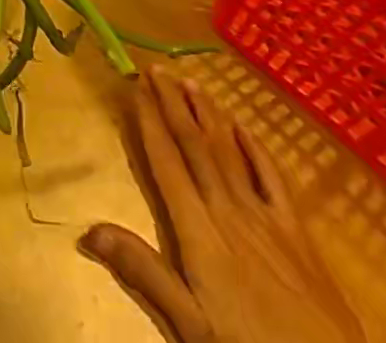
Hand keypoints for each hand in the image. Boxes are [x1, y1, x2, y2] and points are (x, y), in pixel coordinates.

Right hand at [80, 68, 366, 342]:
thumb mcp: (190, 324)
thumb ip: (143, 272)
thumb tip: (88, 229)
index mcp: (199, 231)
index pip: (167, 163)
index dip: (149, 121)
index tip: (135, 87)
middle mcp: (229, 212)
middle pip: (195, 147)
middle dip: (173, 105)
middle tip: (156, 68)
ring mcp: (267, 218)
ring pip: (230, 152)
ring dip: (208, 114)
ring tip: (190, 82)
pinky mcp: (297, 233)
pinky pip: (273, 179)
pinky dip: (255, 148)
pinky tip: (243, 127)